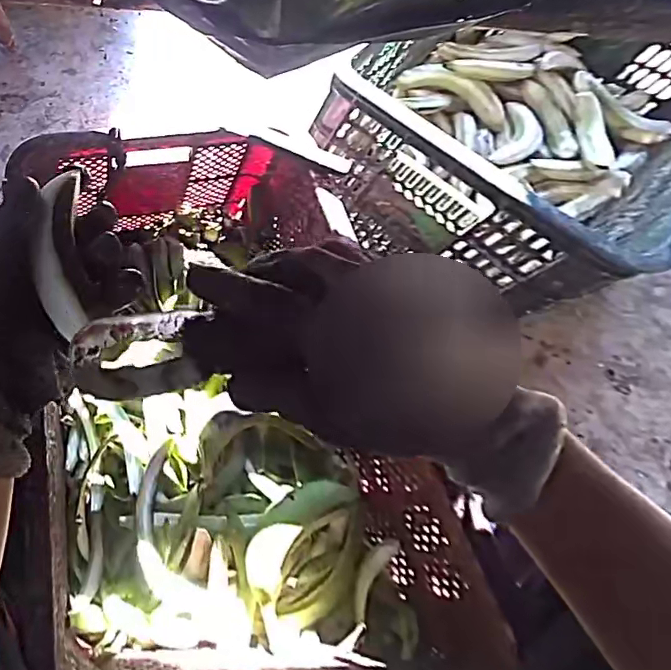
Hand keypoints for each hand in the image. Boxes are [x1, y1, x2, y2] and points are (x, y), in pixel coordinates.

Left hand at [0, 134, 140, 475]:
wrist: (10, 363)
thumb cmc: (0, 301)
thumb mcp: (0, 252)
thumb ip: (14, 214)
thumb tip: (29, 179)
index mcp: (33, 238)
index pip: (59, 205)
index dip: (74, 190)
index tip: (85, 180)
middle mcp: (58, 257)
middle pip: (92, 227)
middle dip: (101, 219)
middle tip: (102, 221)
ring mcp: (79, 284)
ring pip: (110, 255)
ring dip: (113, 249)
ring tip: (105, 256)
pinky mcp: (97, 312)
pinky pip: (120, 290)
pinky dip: (126, 283)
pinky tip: (122, 281)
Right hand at [183, 242, 565, 517]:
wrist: (474, 401)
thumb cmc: (400, 413)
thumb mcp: (336, 416)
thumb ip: (283, 394)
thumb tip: (235, 383)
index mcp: (330, 328)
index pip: (263, 303)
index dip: (226, 289)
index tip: (197, 277)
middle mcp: (349, 293)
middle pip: (289, 265)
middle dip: (258, 270)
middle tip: (240, 279)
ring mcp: (374, 278)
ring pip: (318, 252)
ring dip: (289, 262)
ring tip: (275, 274)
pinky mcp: (394, 275)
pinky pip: (348, 254)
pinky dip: (323, 258)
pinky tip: (322, 274)